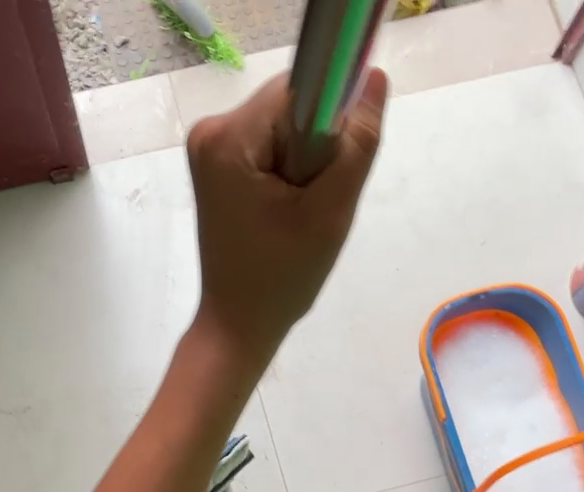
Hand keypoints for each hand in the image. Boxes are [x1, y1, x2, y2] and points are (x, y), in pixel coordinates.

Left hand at [186, 68, 389, 363]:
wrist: (239, 323)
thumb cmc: (282, 279)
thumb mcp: (331, 212)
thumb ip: (357, 143)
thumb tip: (374, 77)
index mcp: (228, 138)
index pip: (302, 92)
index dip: (330, 128)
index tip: (325, 178)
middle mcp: (210, 130)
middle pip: (291, 106)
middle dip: (316, 148)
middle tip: (311, 206)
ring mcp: (210, 147)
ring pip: (285, 126)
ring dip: (304, 163)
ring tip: (296, 213)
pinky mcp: (217, 165)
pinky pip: (271, 144)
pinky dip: (289, 171)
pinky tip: (284, 211)